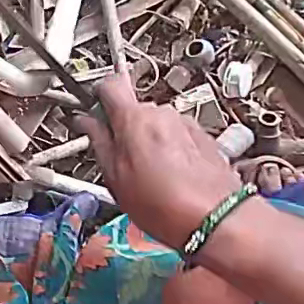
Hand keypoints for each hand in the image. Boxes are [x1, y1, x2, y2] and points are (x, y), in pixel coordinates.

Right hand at [77, 74, 246, 249]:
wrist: (216, 219)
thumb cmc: (166, 204)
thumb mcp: (115, 177)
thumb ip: (99, 142)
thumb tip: (88, 123)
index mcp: (134, 118)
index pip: (110, 85)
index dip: (98, 97)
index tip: (94, 116)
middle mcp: (162, 113)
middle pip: (134, 109)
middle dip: (124, 129)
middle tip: (119, 160)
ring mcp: (185, 124)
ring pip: (156, 124)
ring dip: (148, 142)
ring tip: (146, 176)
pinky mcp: (203, 137)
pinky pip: (176, 136)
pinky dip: (169, 150)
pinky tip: (168, 178)